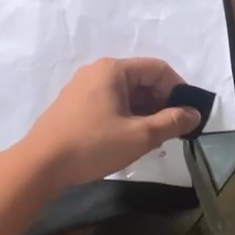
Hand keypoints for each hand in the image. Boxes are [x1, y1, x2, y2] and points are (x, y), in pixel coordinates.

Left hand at [17, 58, 201, 186]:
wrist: (40, 165)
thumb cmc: (92, 144)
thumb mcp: (139, 136)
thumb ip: (171, 122)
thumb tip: (194, 114)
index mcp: (113, 70)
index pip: (157, 68)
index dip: (178, 89)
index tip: (187, 115)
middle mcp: (96, 72)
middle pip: (141, 80)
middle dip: (161, 103)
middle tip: (172, 130)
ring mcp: (82, 88)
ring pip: (125, 94)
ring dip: (145, 113)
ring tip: (153, 139)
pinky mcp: (73, 107)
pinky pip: (109, 104)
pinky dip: (126, 117)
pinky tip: (129, 140)